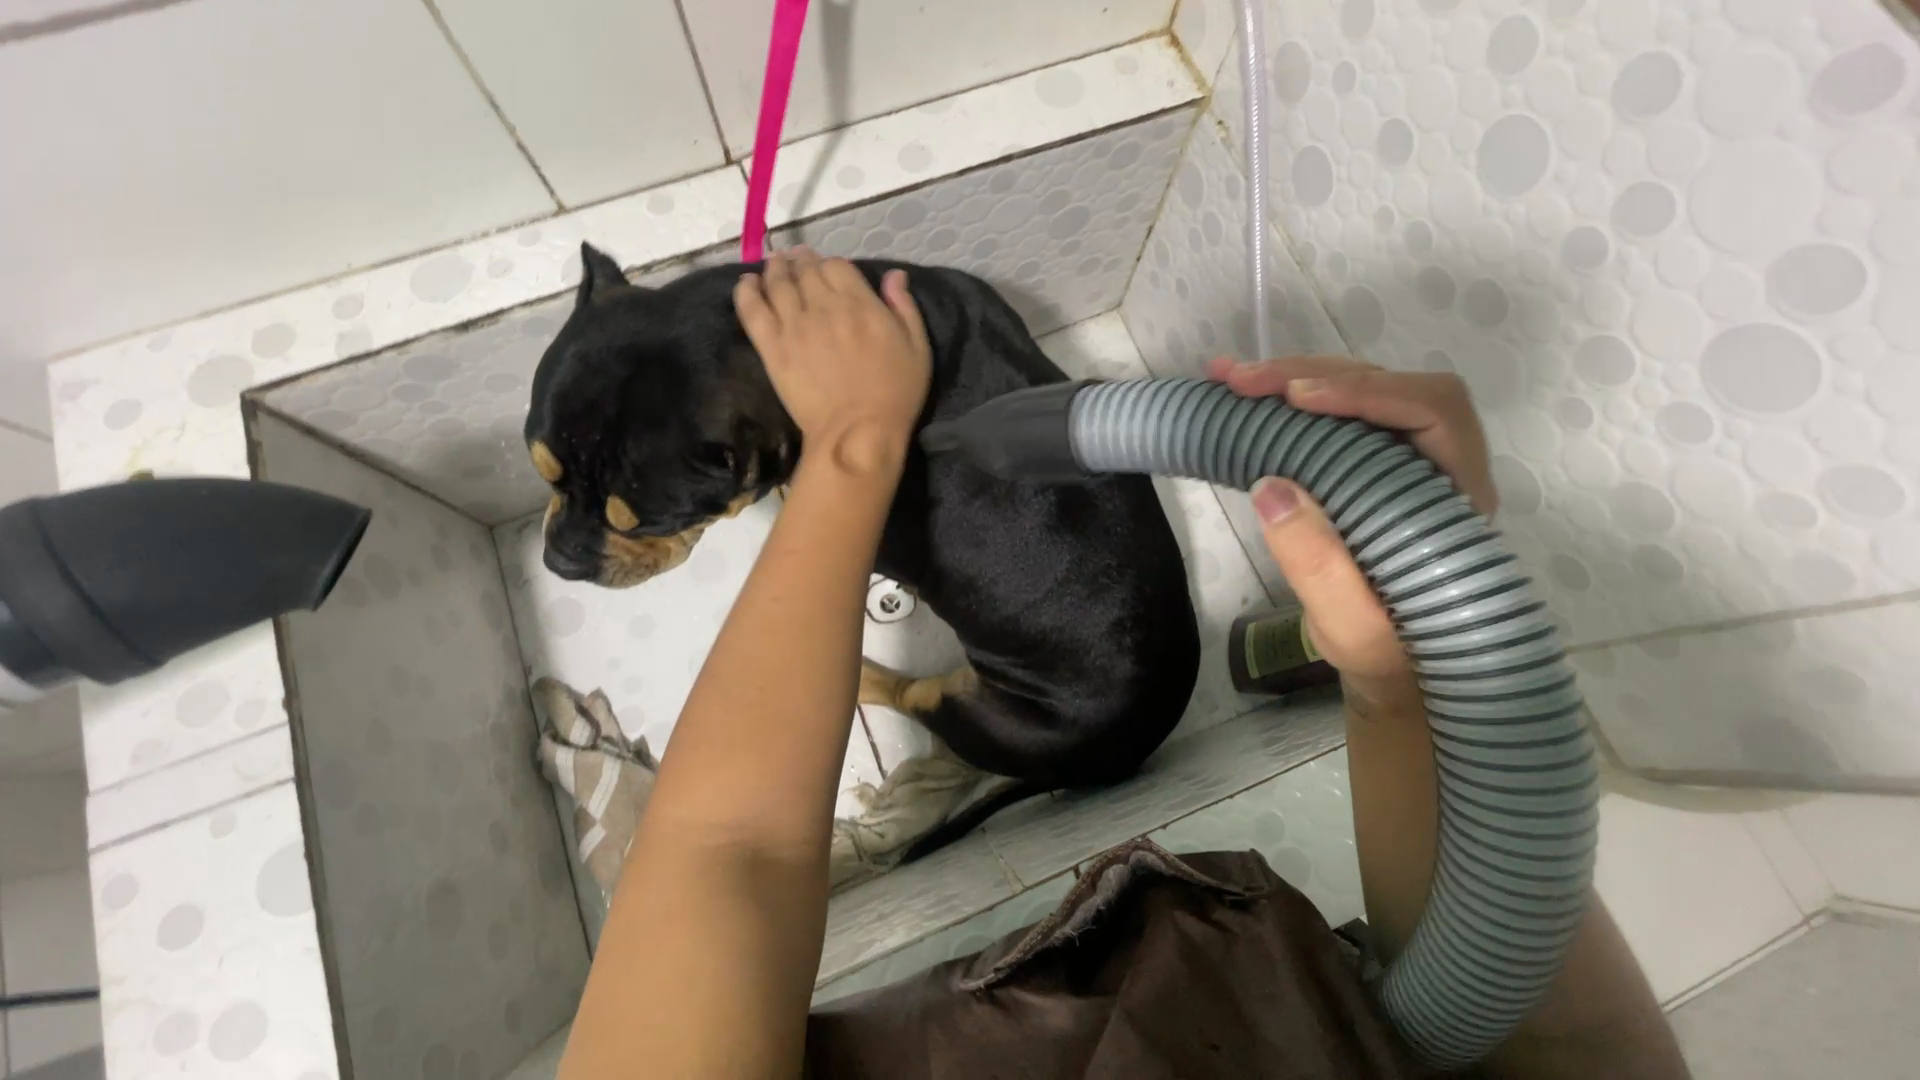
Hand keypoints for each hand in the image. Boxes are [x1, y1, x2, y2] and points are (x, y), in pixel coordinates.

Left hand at [735, 249, 931, 471]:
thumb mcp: (918, 348)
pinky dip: (746, 292)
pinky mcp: (773, 349)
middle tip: (796, 260)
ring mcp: (794, 326)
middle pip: (804, 271)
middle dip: (800, 262)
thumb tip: (894, 275)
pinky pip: (753, 311)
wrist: (857, 431)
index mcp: (859, 303)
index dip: (830, 263)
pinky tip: (746, 283)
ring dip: (775, 270)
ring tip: (774, 266)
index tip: (827, 268)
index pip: (836, 265)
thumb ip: (905, 307)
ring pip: (778, 284)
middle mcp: (823, 306)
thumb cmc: (895, 394)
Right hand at [1207, 355, 1494, 712]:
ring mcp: (1395, 461)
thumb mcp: (1352, 629)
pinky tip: (1238, 395)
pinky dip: (1281, 400)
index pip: (1431, 412)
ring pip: (1353, 391)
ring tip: (1226, 379)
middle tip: (1239, 381)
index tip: (1298, 398)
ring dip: (1290, 378)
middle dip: (1311, 375)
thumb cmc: (1385, 654)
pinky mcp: (1359, 466)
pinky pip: (1326, 416)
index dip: (1368, 393)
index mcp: (1454, 498)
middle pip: (1386, 386)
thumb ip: (1318, 566)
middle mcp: (1433, 466)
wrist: (1391, 666)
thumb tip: (1269, 485)